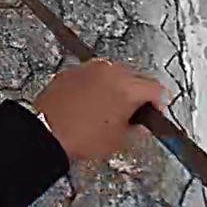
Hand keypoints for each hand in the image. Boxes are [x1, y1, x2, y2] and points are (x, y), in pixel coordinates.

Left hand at [32, 58, 161, 160]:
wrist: (46, 130)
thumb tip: (140, 121)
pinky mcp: (73, 69)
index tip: (156, 112)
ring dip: (117, 86)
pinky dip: (97, 83)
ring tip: (110, 107)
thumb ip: (137, 125)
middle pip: (135, 76)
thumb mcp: (120, 139)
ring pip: (113, 72)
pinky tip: (92, 101)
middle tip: (134, 112)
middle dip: (138, 93)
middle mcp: (109, 71)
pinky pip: (93, 73)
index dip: (159, 103)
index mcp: (127, 87)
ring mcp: (89, 67)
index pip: (156, 88)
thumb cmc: (81, 136)